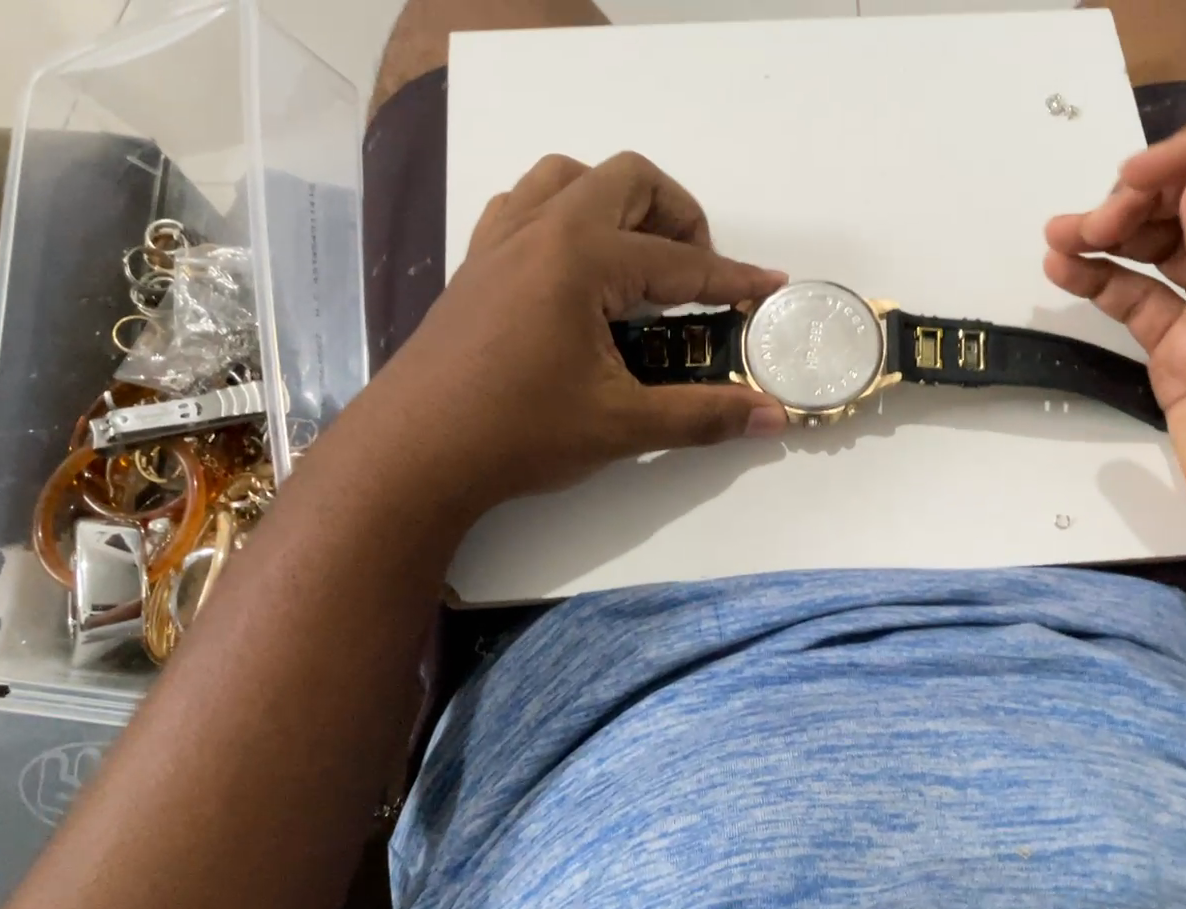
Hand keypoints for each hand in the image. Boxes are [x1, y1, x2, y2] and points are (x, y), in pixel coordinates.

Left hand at [373, 151, 788, 512]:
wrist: (413, 454)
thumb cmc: (517, 434)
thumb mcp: (621, 425)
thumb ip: (702, 415)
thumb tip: (772, 417)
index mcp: (581, 256)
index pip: (679, 262)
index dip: (732, 278)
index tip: (771, 286)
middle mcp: (540, 227)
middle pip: (628, 180)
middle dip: (678, 217)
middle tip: (696, 275)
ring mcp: (499, 240)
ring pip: (569, 177)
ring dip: (616, 204)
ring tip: (637, 260)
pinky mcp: (475, 264)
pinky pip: (525, 206)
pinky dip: (563, 215)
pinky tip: (572, 271)